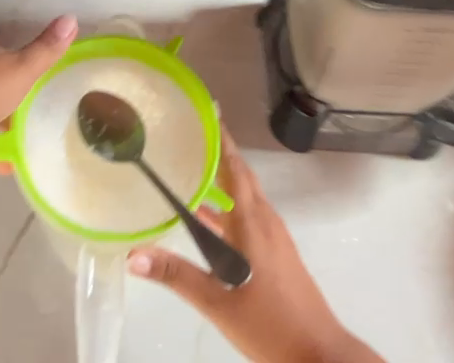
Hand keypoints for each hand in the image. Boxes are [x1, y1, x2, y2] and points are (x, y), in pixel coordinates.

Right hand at [127, 133, 383, 362]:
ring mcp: (274, 239)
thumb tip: (133, 254)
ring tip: (191, 169)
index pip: (235, 170)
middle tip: (189, 135)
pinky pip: (249, 217)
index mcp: (252, 224)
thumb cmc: (270, 323)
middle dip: (218, 155)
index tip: (207, 113)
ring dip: (222, 181)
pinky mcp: (277, 255)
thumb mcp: (218, 302)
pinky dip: (228, 207)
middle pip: (241, 178)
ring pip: (245, 199)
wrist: (320, 355)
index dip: (222, 141)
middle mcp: (265, 223)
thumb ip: (176, 275)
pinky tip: (207, 220)